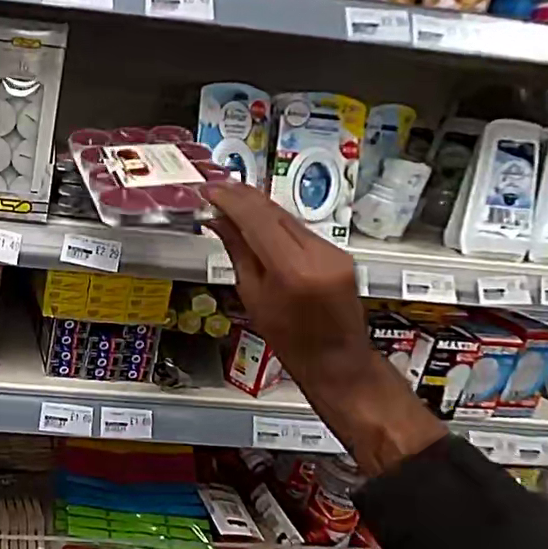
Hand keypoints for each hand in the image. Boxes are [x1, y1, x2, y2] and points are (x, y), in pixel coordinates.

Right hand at [206, 184, 445, 475]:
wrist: (336, 360)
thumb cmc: (289, 339)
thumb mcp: (252, 295)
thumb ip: (237, 250)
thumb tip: (218, 220)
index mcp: (292, 270)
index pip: (257, 218)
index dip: (230, 199)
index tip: (209, 190)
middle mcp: (318, 254)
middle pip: (274, 211)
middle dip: (242, 196)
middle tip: (215, 188)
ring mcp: (332, 251)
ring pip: (287, 216)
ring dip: (257, 206)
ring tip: (230, 199)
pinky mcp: (338, 252)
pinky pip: (300, 228)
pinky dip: (275, 220)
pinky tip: (257, 218)